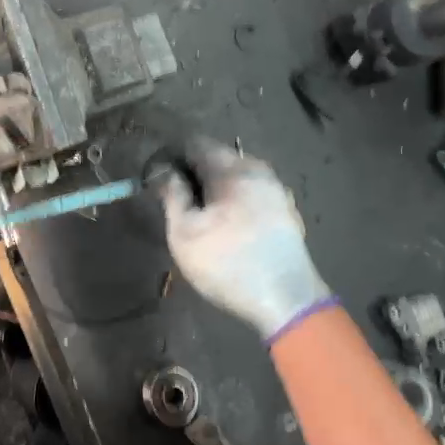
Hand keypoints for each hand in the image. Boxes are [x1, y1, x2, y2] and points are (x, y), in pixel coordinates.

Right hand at [158, 138, 334, 341]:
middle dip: (193, 172)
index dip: (170, 156)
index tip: (157, 180)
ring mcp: (277, 191)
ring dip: (214, 188)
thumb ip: (172, 194)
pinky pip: (252, 193)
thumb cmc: (227, 263)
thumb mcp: (184, 231)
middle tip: (175, 201)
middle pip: (217, 157)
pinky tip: (227, 228)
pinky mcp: (287, 212)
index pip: (194, 143)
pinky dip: (234, 200)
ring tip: (200, 216)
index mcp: (232, 170)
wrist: (287, 301)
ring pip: (236, 177)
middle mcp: (259, 171)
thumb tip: (163, 170)